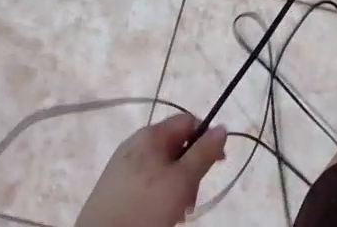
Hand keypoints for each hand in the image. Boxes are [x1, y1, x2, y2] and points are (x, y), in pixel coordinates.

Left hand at [76, 114, 226, 226]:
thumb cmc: (145, 208)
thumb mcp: (182, 181)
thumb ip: (204, 153)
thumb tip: (222, 127)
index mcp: (151, 134)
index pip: (188, 120)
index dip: (207, 138)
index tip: (217, 164)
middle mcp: (135, 143)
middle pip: (175, 146)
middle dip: (190, 170)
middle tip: (191, 197)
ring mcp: (122, 165)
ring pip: (162, 167)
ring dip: (176, 186)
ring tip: (175, 211)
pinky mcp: (114, 187)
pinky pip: (146, 182)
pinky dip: (158, 195)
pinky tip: (157, 215)